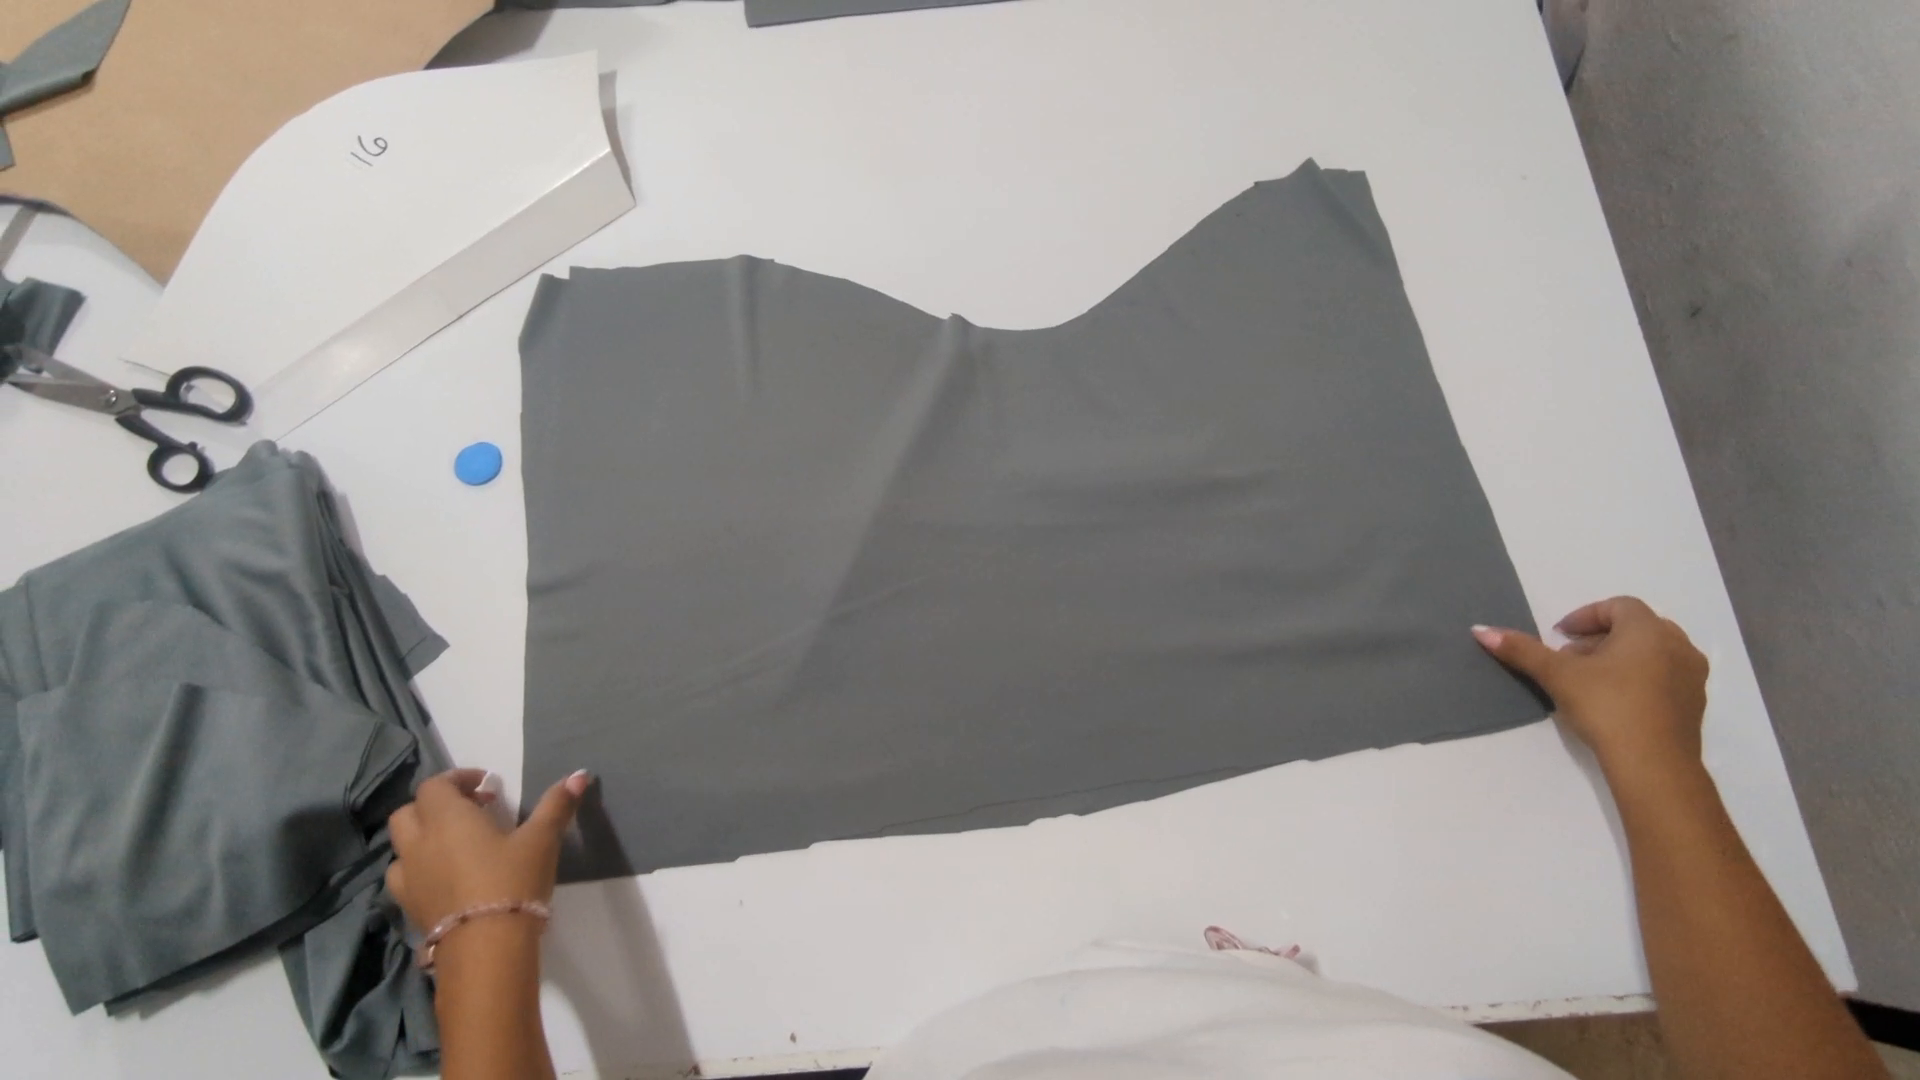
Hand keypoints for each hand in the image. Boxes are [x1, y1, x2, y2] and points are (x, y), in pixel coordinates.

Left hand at [387, 768, 589, 931]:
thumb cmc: (513, 880)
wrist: (487, 945)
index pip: (435, 786)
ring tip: (457, 843)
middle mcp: (419, 844)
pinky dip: (421, 866)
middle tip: (473, 809)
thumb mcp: (542, 838)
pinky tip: (448, 875)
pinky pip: (404, 876)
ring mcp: (409, 878)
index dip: (458, 779)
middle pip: (410, 811)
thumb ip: (556, 804)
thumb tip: (580, 774)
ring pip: (402, 845)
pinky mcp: (410, 906)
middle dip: (437, 804)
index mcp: (448, 819)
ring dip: (424, 836)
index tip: (487, 784)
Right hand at [1473, 597, 1708, 780]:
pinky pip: (1664, 675)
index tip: (1559, 635)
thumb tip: (1480, 630)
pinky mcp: (1694, 703)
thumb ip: (1521, 650)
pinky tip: (1613, 700)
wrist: (1654, 763)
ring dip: (1619, 656)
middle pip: (1636, 627)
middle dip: (1599, 636)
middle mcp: (1678, 646)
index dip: (1584, 615)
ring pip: (1652, 651)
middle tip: (1570, 656)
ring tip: (1589, 679)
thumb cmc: (1606, 706)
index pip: (1618, 606)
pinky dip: (1638, 676)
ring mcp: (1692, 676)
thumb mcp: (1556, 675)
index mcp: (1649, 632)